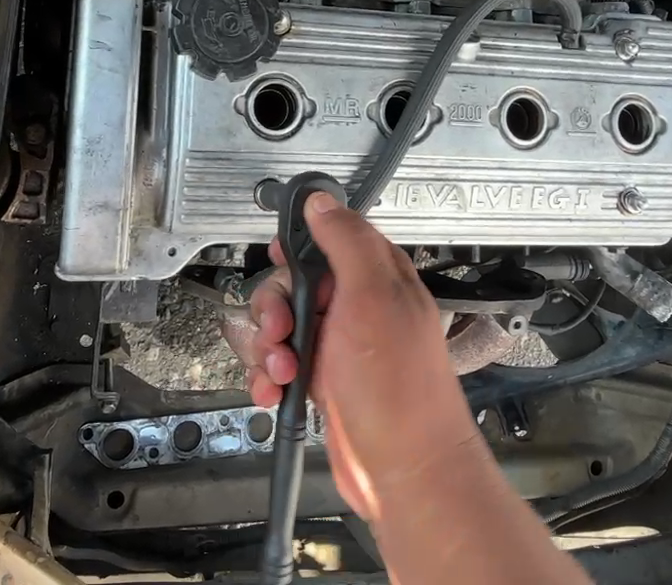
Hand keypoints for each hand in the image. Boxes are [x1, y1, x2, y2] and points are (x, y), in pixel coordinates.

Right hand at [229, 192, 485, 520]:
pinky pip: (280, 362)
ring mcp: (338, 343)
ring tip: (282, 373)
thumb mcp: (372, 298)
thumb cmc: (399, 387)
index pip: (328, 237)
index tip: (278, 261)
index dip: (296, 246)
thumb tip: (320, 201)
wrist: (404, 470)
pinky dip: (267, 376)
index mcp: (376, 275)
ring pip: (280, 323)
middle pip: (293, 282)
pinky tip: (273, 391)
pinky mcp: (323, 378)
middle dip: (274, 306)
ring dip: (268, 347)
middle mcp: (357, 305)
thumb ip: (346, 242)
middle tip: (282, 330)